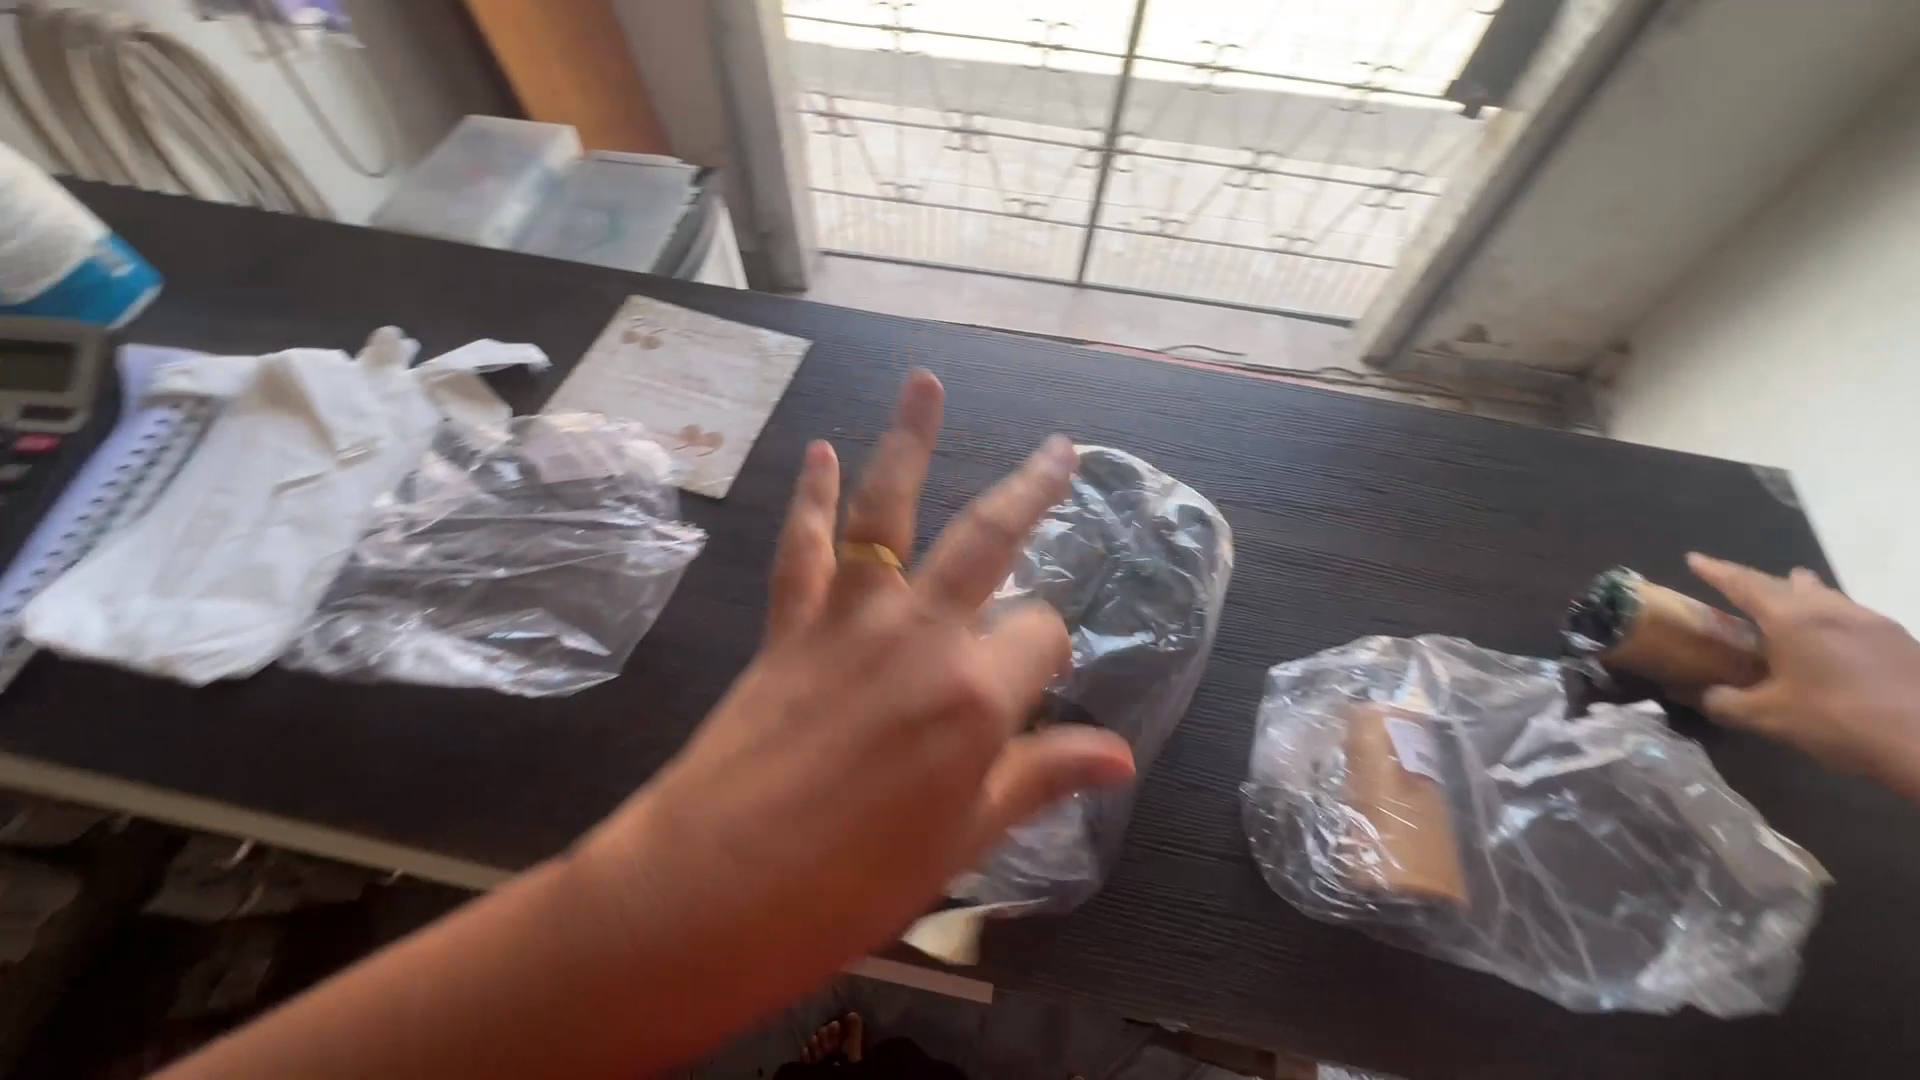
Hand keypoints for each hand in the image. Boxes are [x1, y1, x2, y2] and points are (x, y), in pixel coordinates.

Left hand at [571, 372, 1135, 1019]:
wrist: (713, 887)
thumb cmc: (853, 881)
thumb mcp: (965, 839)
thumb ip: (1040, 778)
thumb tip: (1119, 758)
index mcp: (977, 692)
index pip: (1043, 637)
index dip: (1050, 655)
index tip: (1039, 684)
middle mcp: (921, 633)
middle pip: (988, 539)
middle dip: (1032, 491)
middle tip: (1062, 450)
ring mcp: (850, 619)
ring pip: (889, 513)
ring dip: (908, 442)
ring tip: (923, 384)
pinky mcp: (790, 625)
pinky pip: (805, 548)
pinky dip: (813, 498)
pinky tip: (821, 453)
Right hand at [1689, 553, 1919, 800]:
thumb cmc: (1839, 722)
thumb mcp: (1766, 717)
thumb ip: (1723, 701)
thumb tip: (1696, 693)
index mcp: (1794, 621)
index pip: (1745, 585)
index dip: (1717, 571)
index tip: (1694, 558)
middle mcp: (1834, 612)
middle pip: (1789, 585)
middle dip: (1759, 579)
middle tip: (1734, 579)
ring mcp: (1875, 625)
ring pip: (1829, 596)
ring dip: (1802, 590)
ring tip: (1791, 587)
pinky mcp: (1902, 643)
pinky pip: (1854, 614)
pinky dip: (1830, 612)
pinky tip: (1831, 629)